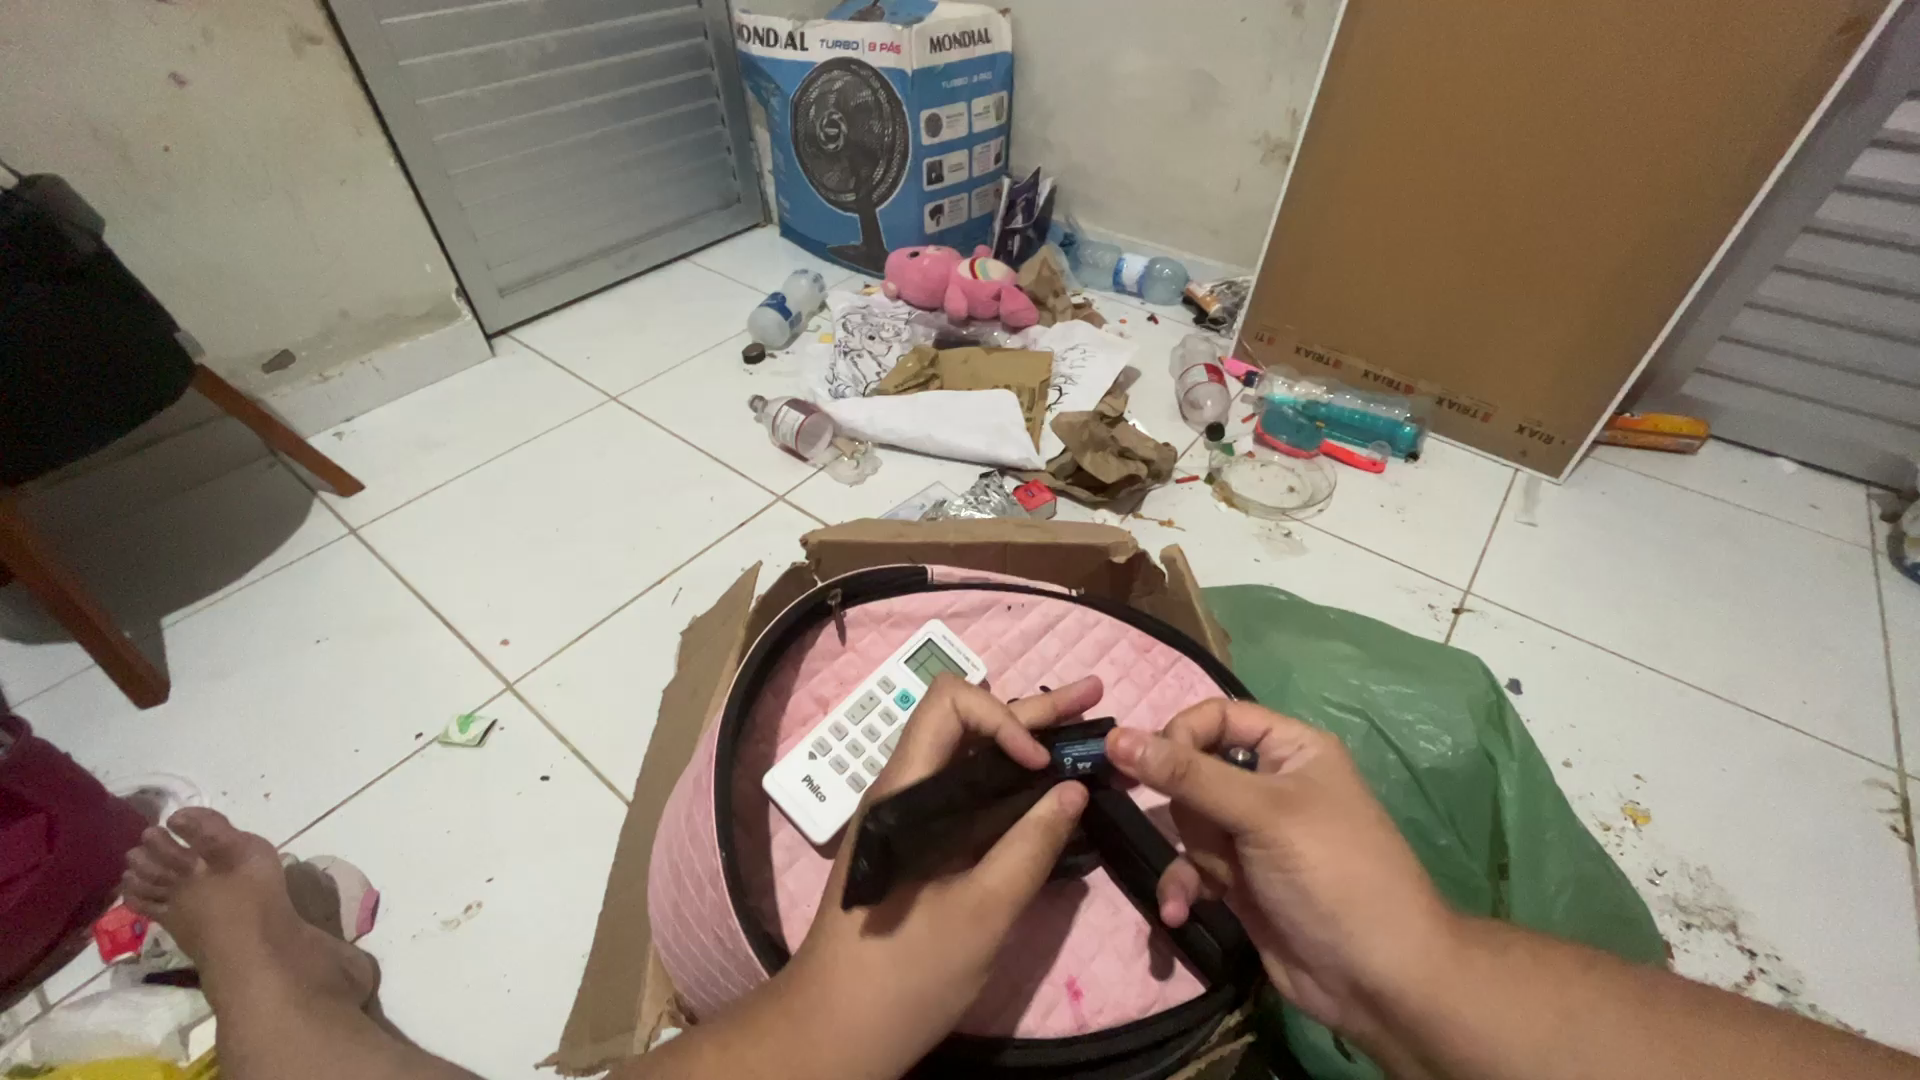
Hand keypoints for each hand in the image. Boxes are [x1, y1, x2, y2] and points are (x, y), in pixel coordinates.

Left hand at [771, 674, 1100, 1079]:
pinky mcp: (927, 843)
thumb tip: (1075, 791)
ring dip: (1029, 737)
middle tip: (1092, 694)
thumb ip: (1030, 848)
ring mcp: (916, 816)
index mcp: (904, 791)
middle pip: (969, 724)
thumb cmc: (902, 975)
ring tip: (1084, 721)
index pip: (948, 707)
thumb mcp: (980, 915)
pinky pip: (973, 794)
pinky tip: (1052, 780)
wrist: (835, 1032)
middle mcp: (908, 789)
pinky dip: (1015, 780)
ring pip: (973, 757)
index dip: (1001, 719)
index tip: (1039, 764)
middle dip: (1033, 710)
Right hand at [1104, 700, 1454, 1049]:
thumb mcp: (1261, 814)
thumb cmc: (1332, 875)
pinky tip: (1181, 912)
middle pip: (1193, 771)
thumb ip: (1186, 774)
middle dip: (1195, 814)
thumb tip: (1115, 737)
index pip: (1215, 716)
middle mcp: (1268, 784)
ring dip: (1193, 857)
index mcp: (1290, 749)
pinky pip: (1190, 866)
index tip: (1153, 765)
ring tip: (1222, 884)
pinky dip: (1184, 887)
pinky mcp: (1239, 879)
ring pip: (1187, 822)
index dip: (1180, 736)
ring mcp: (1252, 834)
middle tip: (1220, 839)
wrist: (1381, 985)